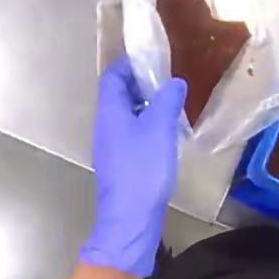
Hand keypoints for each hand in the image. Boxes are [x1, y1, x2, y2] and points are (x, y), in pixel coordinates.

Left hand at [81, 58, 186, 276]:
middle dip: (141, 86)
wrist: (130, 218)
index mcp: (110, 112)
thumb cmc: (143, 169)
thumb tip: (174, 83)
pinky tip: (165, 136)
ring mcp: (111, 148)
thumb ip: (167, 102)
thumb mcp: (160, 130)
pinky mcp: (121, 166)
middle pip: (118, 96)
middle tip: (168, 82)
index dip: (129, 65)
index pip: (112, 77)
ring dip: (146, 108)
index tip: (153, 60)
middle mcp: (105, 126)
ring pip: (126, 118)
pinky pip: (131, 136)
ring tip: (171, 107)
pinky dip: (146, 128)